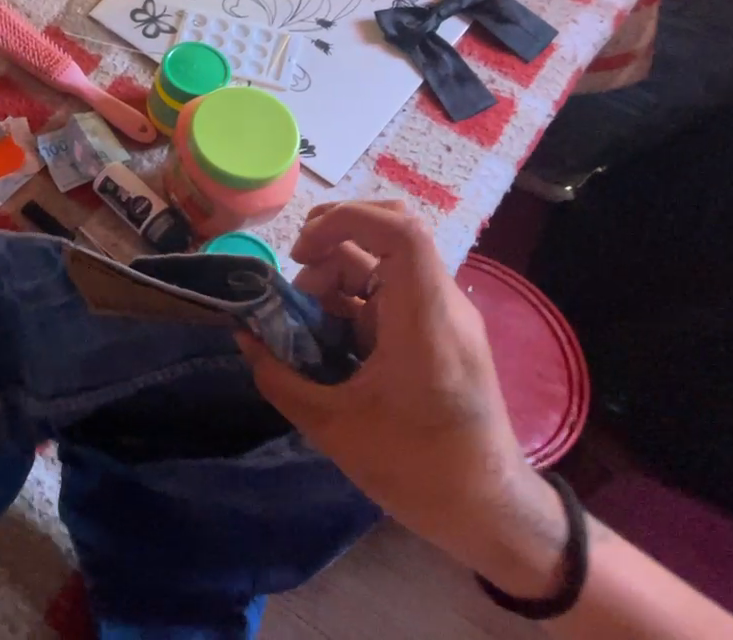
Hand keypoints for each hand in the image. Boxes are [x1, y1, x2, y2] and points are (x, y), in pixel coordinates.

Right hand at [237, 200, 564, 592]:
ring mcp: (443, 316)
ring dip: (333, 279)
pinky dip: (349, 301)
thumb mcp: (331, 427)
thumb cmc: (416, 469)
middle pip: (385, 234)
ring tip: (308, 327)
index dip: (344, 220)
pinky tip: (330, 341)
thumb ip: (278, 376)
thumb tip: (243, 336)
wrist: (489, 511)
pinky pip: (388, 290)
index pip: (399, 231)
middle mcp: (441, 306)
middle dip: (327, 249)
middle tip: (297, 294)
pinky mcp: (439, 331)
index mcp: (424, 322)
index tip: (300, 255)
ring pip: (381, 262)